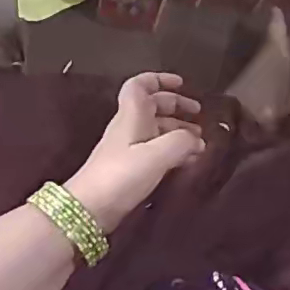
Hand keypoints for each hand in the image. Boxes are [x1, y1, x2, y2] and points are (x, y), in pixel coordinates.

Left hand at [65, 72, 203, 229]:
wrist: (90, 209)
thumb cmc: (121, 175)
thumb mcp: (156, 155)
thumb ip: (181, 142)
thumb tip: (197, 139)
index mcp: (132, 116)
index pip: (140, 85)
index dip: (160, 79)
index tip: (182, 84)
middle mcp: (129, 128)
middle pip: (152, 106)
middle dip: (176, 107)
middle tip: (199, 116)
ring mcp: (128, 149)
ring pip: (156, 129)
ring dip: (177, 131)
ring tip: (200, 143)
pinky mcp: (130, 169)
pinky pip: (155, 150)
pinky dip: (173, 150)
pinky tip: (188, 161)